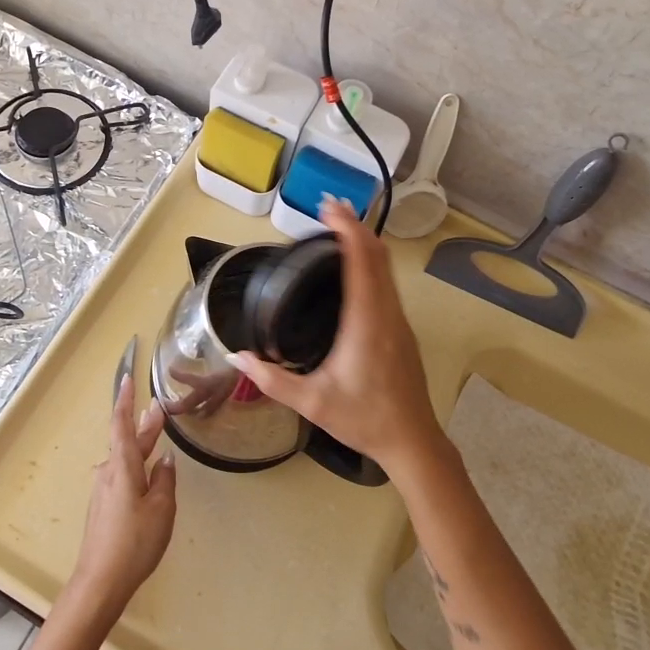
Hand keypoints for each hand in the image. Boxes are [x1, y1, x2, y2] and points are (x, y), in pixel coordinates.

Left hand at [69, 373, 176, 604]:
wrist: (101, 580)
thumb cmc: (134, 541)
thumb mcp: (161, 509)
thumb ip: (164, 480)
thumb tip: (164, 460)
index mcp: (123, 467)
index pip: (122, 424)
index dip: (126, 400)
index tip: (128, 378)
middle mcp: (109, 473)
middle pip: (127, 441)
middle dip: (143, 424)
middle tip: (159, 407)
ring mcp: (104, 491)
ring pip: (126, 460)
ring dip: (141, 446)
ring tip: (156, 434)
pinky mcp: (104, 507)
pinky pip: (123, 477)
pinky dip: (136, 466)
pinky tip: (147, 475)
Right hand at [227, 197, 443, 472]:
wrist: (412, 441)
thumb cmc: (364, 419)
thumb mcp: (312, 403)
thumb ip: (272, 380)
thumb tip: (238, 356)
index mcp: (366, 322)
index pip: (361, 262)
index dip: (347, 229)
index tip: (329, 208)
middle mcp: (387, 313)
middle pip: (378, 256)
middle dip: (355, 227)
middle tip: (328, 208)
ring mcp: (399, 320)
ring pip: (387, 268)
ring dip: (366, 243)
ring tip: (339, 229)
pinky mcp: (402, 330)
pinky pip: (388, 283)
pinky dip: (372, 262)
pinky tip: (355, 267)